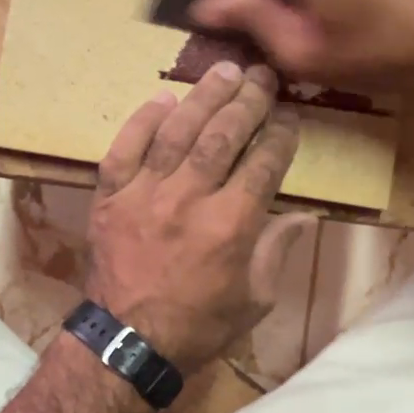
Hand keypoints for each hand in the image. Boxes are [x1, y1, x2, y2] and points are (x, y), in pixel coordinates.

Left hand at [84, 62, 315, 379]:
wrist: (128, 342)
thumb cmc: (199, 326)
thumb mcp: (255, 299)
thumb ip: (277, 251)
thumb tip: (303, 215)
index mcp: (231, 223)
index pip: (263, 162)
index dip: (281, 135)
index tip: (290, 116)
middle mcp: (190, 198)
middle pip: (224, 135)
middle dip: (248, 101)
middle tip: (263, 76)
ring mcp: (145, 193)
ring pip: (178, 132)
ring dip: (203, 97)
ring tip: (223, 71)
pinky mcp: (110, 197)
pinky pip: (124, 149)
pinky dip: (142, 121)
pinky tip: (162, 99)